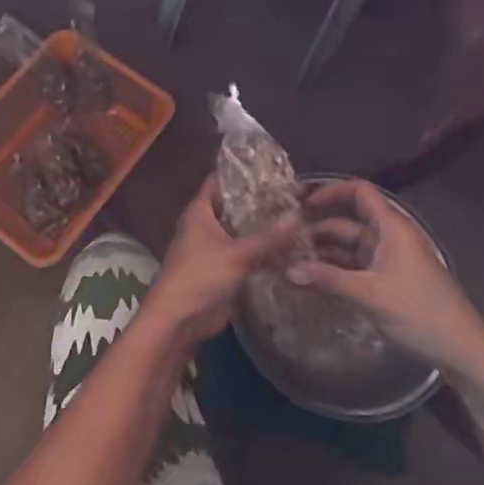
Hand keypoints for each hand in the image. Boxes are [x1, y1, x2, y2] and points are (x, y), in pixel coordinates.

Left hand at [142, 177, 299, 342]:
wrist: (180, 318)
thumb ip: (268, 237)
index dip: (242, 173)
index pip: (219, 181)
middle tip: (298, 195)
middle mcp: (206, 226)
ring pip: (243, 232)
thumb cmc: (200, 276)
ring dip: (266, 230)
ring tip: (303, 218)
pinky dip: (265, 253)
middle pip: (235, 207)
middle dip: (262, 203)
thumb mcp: (237, 254)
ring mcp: (215, 248)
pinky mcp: (225, 270)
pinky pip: (248, 255)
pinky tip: (294, 249)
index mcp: (199, 212)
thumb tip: (298, 215)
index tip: (273, 167)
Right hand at [288, 180, 483, 378]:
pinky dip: (332, 272)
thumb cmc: (420, 312)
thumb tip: (288, 269)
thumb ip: (327, 279)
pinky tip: (308, 282)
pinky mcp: (386, 282)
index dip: (331, 191)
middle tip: (283, 241)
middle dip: (316, 229)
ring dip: (321, 254)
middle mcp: (389, 239)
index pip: (360, 193)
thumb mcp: (370, 294)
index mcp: (392, 229)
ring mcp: (388, 261)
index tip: (301, 204)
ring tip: (288, 263)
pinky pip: (352, 268)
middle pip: (347, 223)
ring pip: (347, 248)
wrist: (462, 351)